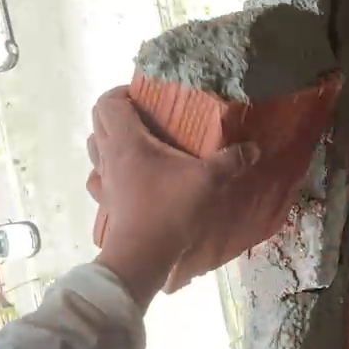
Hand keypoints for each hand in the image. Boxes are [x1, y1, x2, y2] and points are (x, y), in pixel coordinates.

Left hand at [86, 86, 257, 305]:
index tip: (146, 96)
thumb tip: (254, 148)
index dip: (123, 92)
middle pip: (98, 120)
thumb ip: (230, 161)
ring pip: (95, 147)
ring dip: (111, 139)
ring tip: (138, 144)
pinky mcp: (107, 201)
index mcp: (127, 141)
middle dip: (118, 112)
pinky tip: (128, 178)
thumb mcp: (208, 181)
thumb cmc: (170, 210)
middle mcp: (109, 155)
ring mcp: (104, 180)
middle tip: (147, 116)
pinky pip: (99, 177)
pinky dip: (110, 171)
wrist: (142, 255)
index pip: (108, 102)